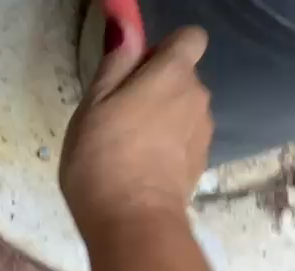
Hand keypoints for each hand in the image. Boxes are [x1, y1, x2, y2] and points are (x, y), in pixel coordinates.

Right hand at [60, 25, 211, 240]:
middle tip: (113, 125)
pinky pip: (180, 144)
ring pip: (180, 113)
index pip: (187, 38)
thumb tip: (126, 26)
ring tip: (121, 156)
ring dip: (158, 125)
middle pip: (181, 80)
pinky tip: (135, 174)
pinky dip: (162, 152)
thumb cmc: (101, 160)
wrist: (131, 219)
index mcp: (171, 74)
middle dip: (154, 93)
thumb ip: (113, 65)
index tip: (132, 77)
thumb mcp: (91, 110)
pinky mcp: (199, 162)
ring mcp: (203, 129)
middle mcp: (197, 93)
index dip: (162, 52)